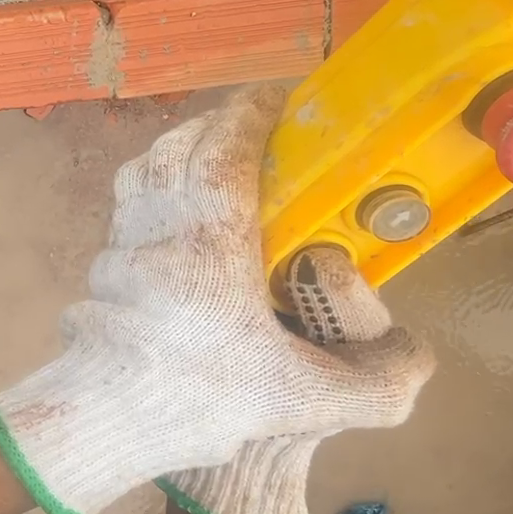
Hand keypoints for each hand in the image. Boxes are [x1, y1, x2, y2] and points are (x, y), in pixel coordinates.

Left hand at [0, 87, 434, 513]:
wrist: (111, 417)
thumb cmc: (206, 397)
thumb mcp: (311, 398)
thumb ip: (380, 379)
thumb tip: (414, 353)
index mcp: (209, 241)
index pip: (223, 152)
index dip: (248, 115)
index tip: (274, 96)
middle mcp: (158, 227)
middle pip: (175, 147)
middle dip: (212, 124)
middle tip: (247, 124)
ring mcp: (119, 243)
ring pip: (140, 170)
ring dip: (173, 150)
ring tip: (205, 157)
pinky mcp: (98, 265)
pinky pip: (124, 206)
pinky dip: (149, 189)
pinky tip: (171, 215)